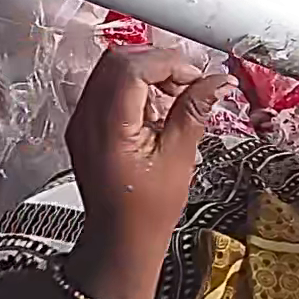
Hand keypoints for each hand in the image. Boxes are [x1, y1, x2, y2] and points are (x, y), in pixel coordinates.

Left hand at [66, 47, 235, 236]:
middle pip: (117, 61)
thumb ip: (194, 111)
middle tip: (186, 80)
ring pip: (110, 69)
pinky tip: (154, 107)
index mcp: (109, 127)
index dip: (167, 64)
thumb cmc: (147, 210)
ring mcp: (81, 120)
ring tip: (173, 95)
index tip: (193, 76)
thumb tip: (216, 81)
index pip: (131, 69)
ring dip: (145, 71)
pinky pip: (105, 86)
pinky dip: (132, 85)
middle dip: (157, 62)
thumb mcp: (179, 158)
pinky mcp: (84, 123)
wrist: (120, 238)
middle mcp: (87, 118)